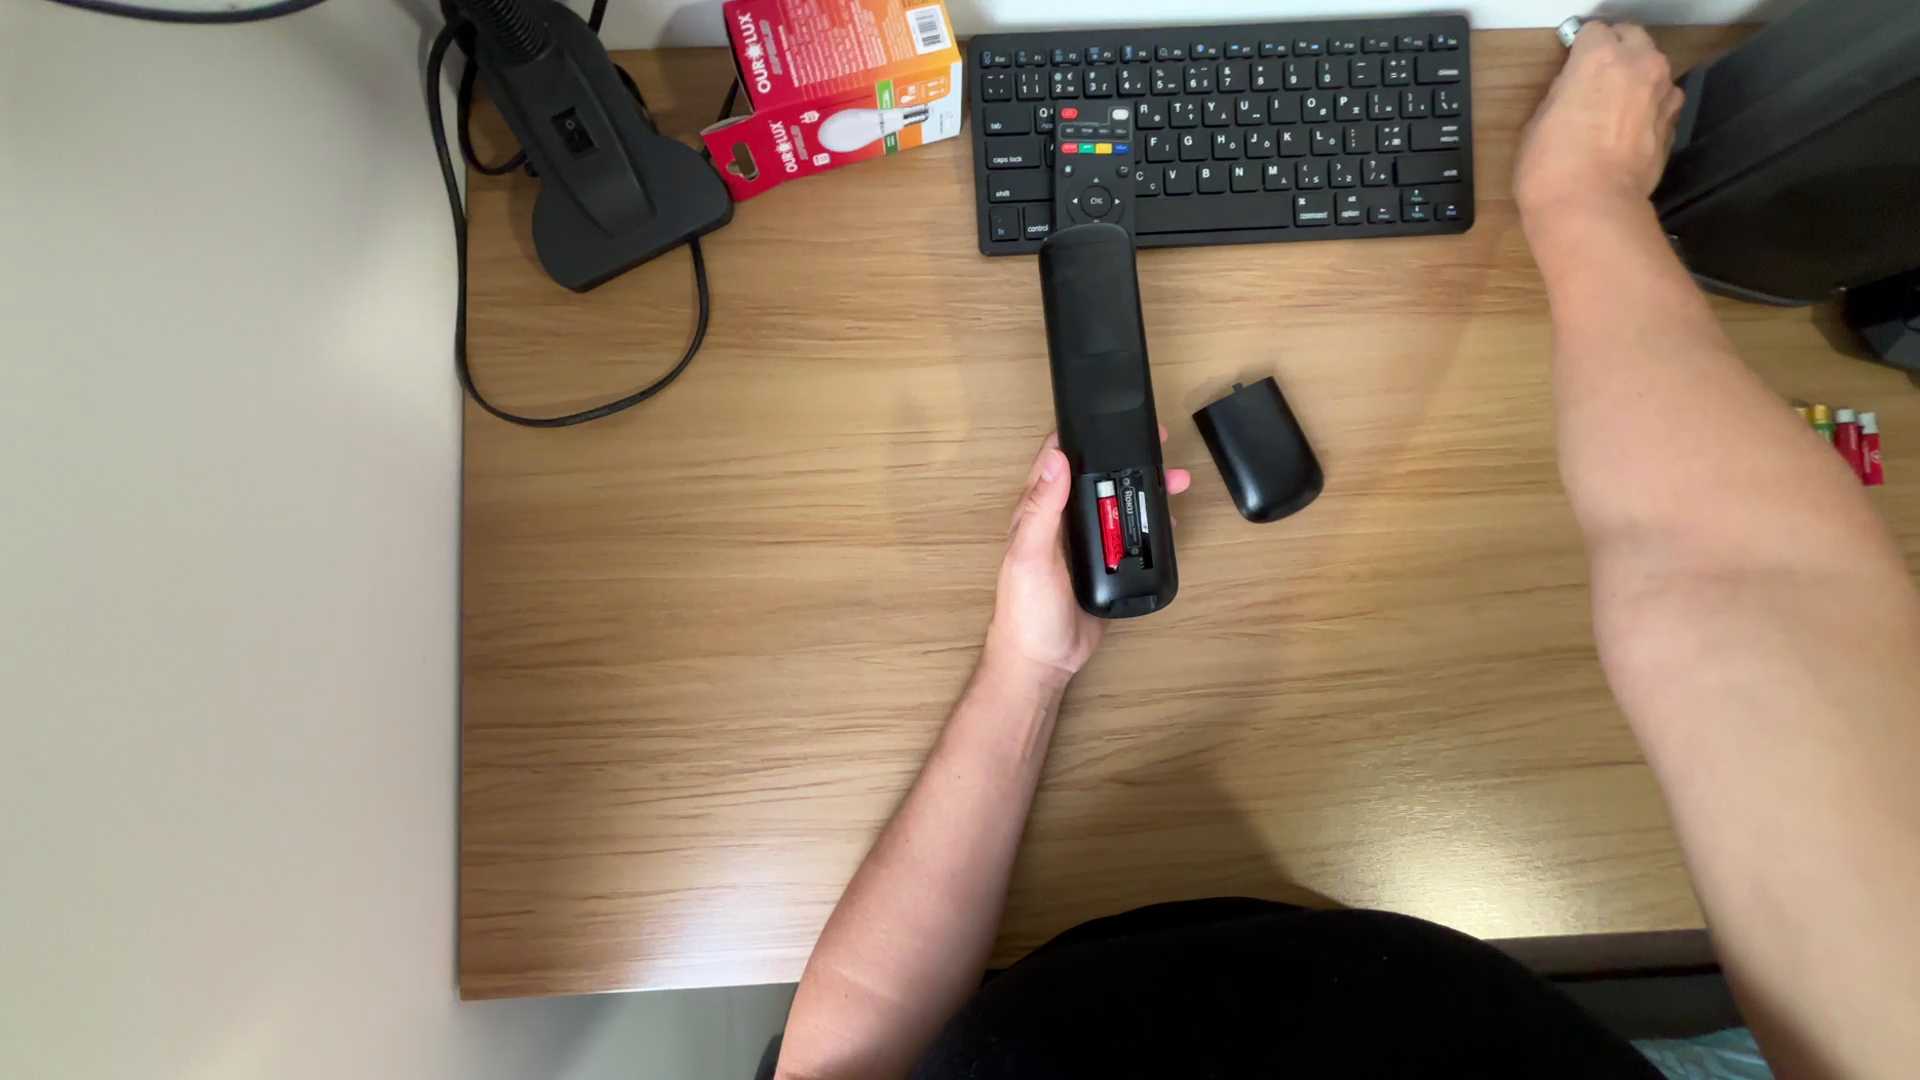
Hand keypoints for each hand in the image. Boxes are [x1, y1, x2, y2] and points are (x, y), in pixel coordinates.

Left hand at [984, 430, 1190, 686]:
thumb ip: (1042, 509)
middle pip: (1097, 478)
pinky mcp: (1104, 565)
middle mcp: (1062, 521)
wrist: (1044, 659)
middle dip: (1126, 459)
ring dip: (1144, 488)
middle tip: (1160, 446)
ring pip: (1117, 504)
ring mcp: (1085, 543)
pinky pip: (1130, 536)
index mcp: (1039, 512)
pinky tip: (1170, 519)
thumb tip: (1056, 460)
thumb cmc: (1027, 610)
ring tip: (1177, 480)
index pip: (1057, 460)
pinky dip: (1150, 523)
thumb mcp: (1031, 556)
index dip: (1082, 435)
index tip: (1112, 417)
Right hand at [1515, 21, 1684, 216]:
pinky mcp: (1672, 118)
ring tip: (1610, 105)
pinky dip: (1645, 106)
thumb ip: (1557, 97)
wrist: (1589, 206)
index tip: (1570, 56)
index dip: (1578, 44)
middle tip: (1591, 74)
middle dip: (1612, 49)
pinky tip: (1625, 129)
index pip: (1592, 30)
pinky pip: (1659, 99)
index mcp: (1597, 60)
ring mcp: (1662, 90)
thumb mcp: (1534, 128)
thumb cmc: (1550, 170)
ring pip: (1650, 66)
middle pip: (1631, 36)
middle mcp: (1638, 64)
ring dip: (1632, 77)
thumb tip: (1569, 91)